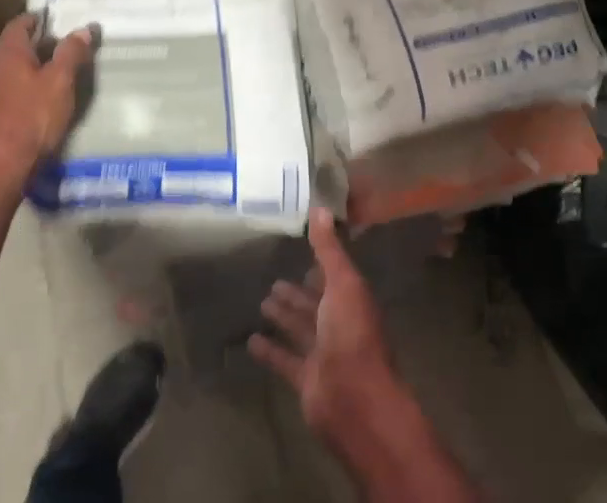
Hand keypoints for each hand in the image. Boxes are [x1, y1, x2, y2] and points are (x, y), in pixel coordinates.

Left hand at [0, 15, 94, 181]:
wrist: (4, 162)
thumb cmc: (34, 116)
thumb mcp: (60, 81)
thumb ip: (71, 53)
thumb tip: (83, 29)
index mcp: (9, 53)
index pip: (19, 24)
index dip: (37, 19)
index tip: (55, 19)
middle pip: (15, 46)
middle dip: (38, 43)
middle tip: (64, 46)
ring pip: (13, 69)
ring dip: (33, 66)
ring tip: (58, 72)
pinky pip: (11, 88)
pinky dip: (27, 85)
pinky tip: (42, 99)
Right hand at [248, 207, 407, 448]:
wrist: (356, 400)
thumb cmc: (352, 336)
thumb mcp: (343, 285)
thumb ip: (329, 250)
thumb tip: (319, 207)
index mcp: (353, 303)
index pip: (334, 280)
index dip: (319, 267)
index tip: (298, 251)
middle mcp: (340, 327)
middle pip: (315, 306)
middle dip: (297, 293)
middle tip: (273, 279)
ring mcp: (324, 355)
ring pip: (300, 331)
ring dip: (284, 317)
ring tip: (262, 302)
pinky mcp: (306, 379)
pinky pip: (284, 360)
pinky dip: (270, 350)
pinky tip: (250, 340)